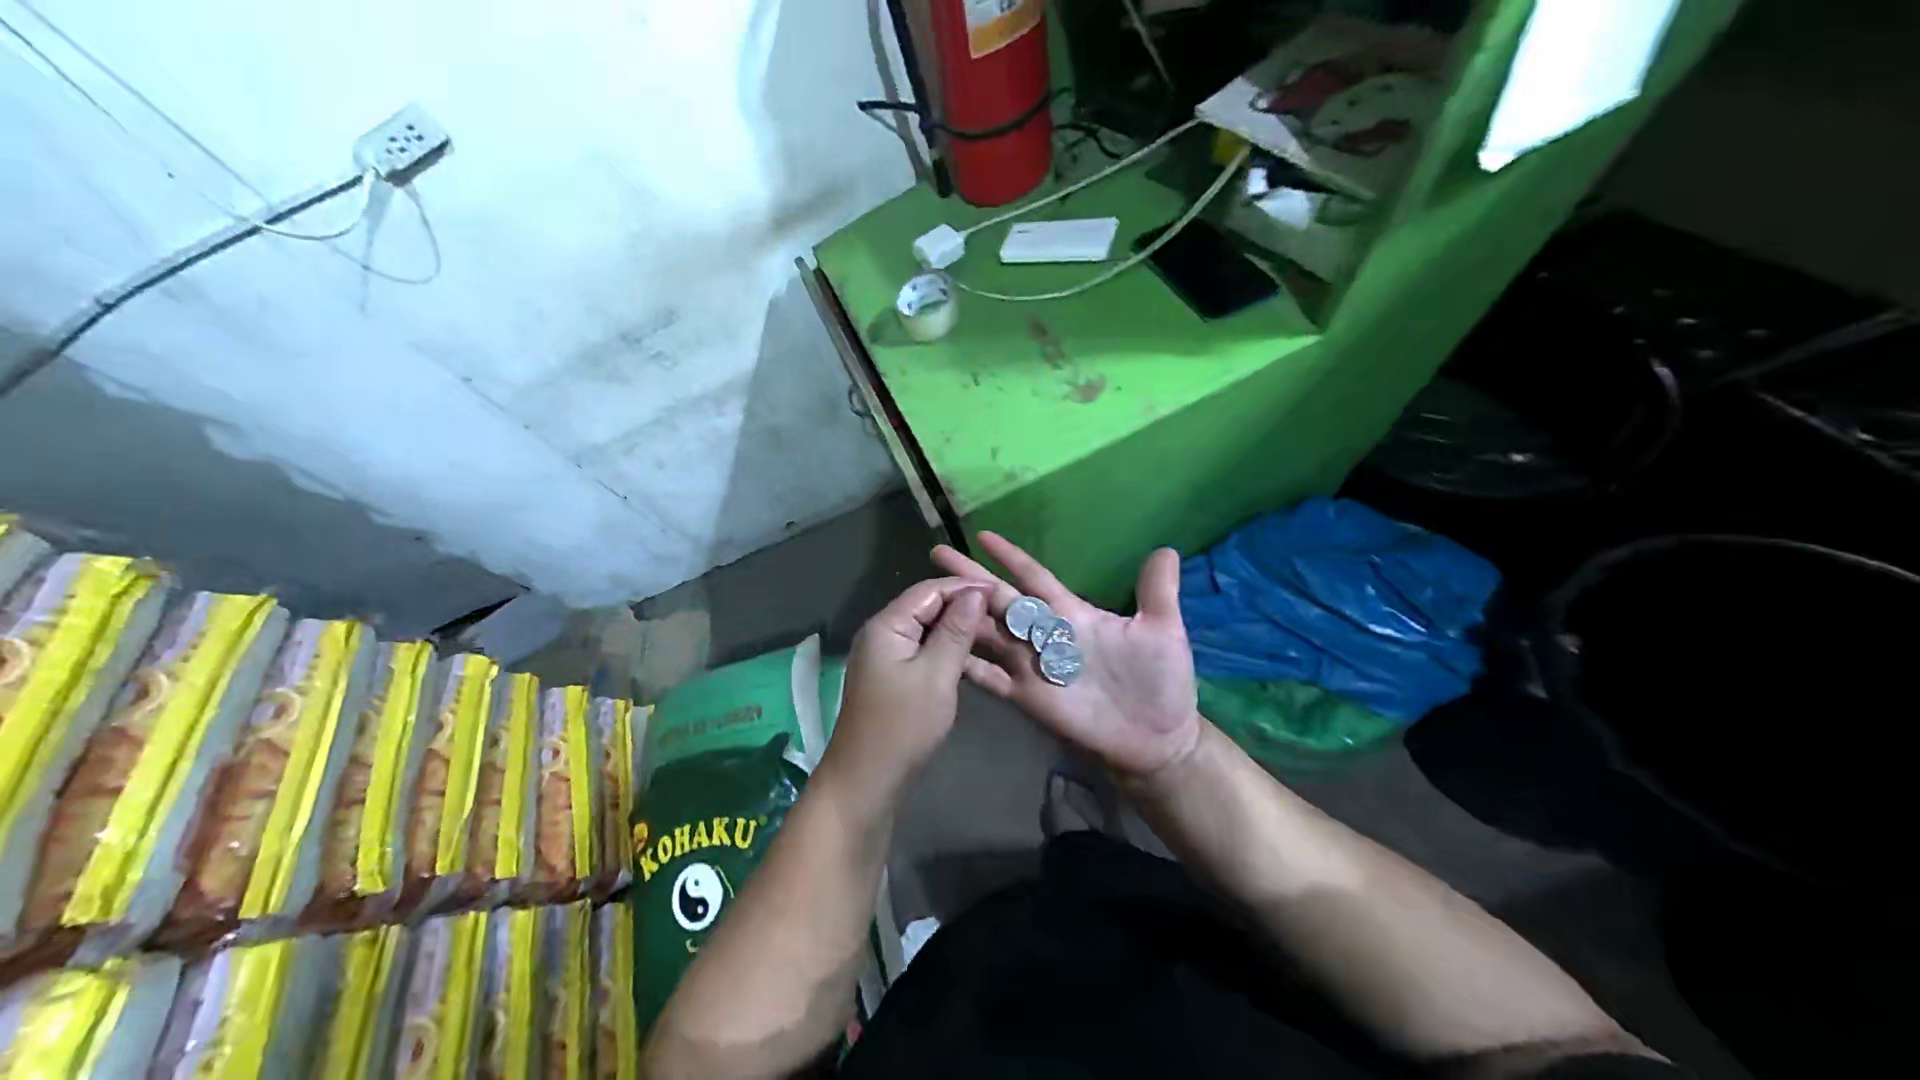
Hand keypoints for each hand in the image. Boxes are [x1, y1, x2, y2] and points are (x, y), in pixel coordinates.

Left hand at [817, 578, 989, 802]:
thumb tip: (975, 593)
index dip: (964, 587)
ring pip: (925, 629)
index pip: (928, 591)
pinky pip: (921, 650)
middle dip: (962, 605)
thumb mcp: (936, 675)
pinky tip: (969, 655)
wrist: (866, 780)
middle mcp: (881, 633)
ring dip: (956, 627)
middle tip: (1002, 611)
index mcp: (886, 626)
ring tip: (993, 630)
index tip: (1000, 591)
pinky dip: (945, 648)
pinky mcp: (891, 676)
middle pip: (925, 607)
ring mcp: (884, 656)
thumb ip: (956, 631)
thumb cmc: (903, 726)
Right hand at [933, 533, 1200, 779]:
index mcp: (1072, 613)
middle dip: (969, 577)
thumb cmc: (1160, 680)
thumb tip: (1167, 549)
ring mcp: (1032, 665)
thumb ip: (1157, 591)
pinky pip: (991, 677)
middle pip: (999, 599)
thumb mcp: (1163, 630)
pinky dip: (968, 665)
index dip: (1010, 557)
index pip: (1034, 577)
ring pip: (989, 633)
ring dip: (961, 615)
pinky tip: (942, 653)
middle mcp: (1045, 634)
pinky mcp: (1027, 695)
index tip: (983, 536)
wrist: (1156, 737)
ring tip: (930, 598)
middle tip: (938, 554)